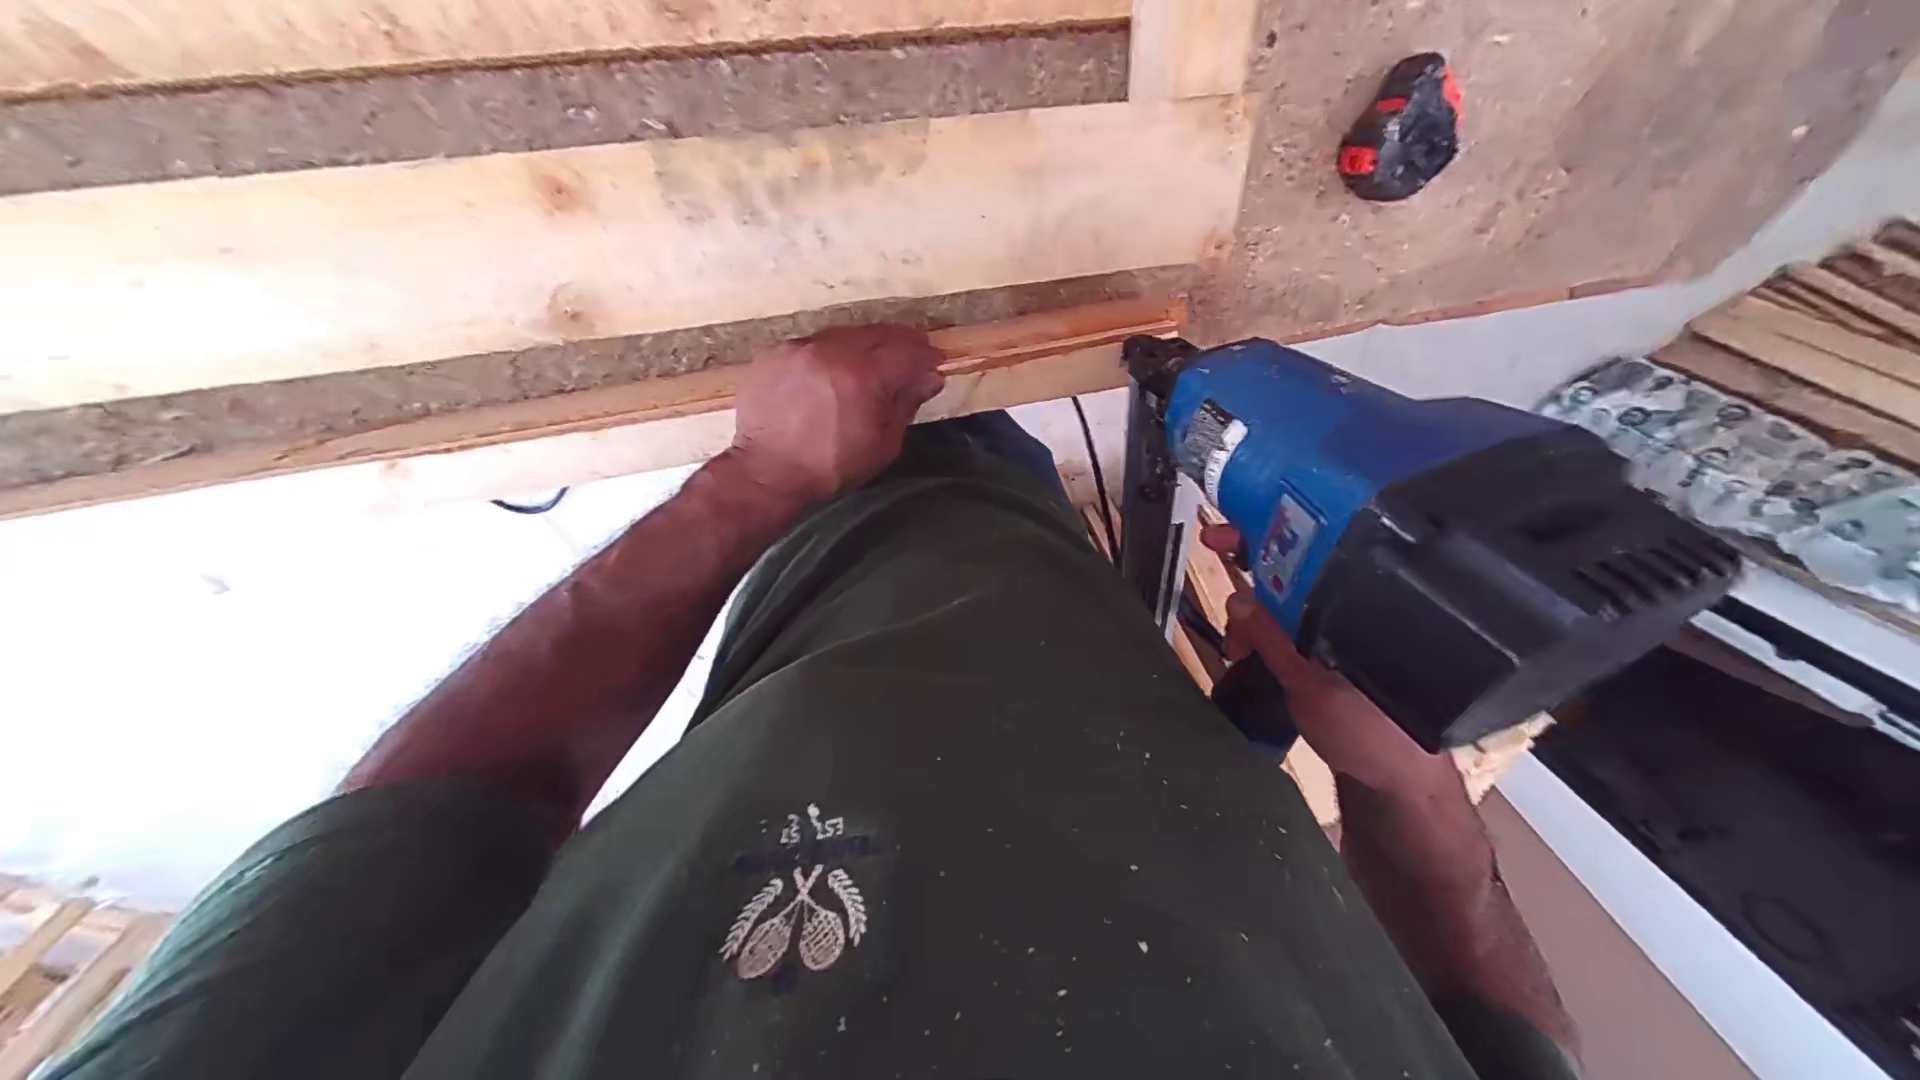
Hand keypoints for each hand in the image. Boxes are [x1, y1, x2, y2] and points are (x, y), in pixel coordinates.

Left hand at [728, 324, 946, 501]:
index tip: (936, 361)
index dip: (926, 355)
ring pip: (844, 333)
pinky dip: (831, 353)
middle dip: (902, 341)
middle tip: (914, 352)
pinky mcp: (775, 353)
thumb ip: (907, 404)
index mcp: (864, 376)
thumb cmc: (831, 467)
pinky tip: (835, 369)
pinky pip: (813, 344)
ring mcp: (800, 348)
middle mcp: (832, 351)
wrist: (766, 472)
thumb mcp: (882, 444)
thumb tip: (930, 378)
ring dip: (866, 343)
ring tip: (875, 359)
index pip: (908, 352)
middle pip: (878, 333)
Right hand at [1200, 524, 1459, 794]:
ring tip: (1234, 645)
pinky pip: (1286, 623)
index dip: (1263, 535)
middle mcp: (1349, 611)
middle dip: (1248, 559)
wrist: (1393, 778)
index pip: (1308, 555)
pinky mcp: (1325, 646)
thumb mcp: (1309, 685)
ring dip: (1250, 611)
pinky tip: (1245, 649)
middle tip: (1212, 547)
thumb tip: (1238, 598)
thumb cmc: (1366, 732)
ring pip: (1284, 598)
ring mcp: (1337, 628)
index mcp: (1356, 611)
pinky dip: (1261, 630)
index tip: (1224, 532)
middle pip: (1292, 568)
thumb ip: (1272, 640)